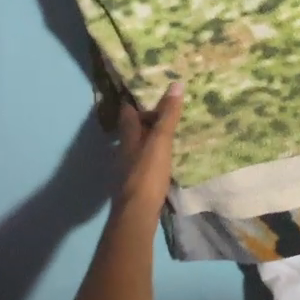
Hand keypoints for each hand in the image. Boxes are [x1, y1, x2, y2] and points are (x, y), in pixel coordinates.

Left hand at [114, 82, 183, 214]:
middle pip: (133, 128)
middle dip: (147, 118)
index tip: (149, 88)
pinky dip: (154, 156)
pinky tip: (167, 159)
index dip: (135, 99)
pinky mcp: (135, 183)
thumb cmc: (146, 174)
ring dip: (151, 138)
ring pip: (139, 145)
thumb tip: (175, 84)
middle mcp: (124, 149)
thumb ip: (168, 115)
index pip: (127, 111)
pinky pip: (144, 162)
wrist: (136, 215)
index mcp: (128, 136)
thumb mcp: (160, 141)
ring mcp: (128, 168)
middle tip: (168, 109)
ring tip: (171, 133)